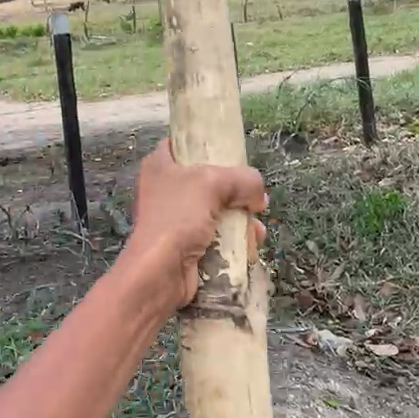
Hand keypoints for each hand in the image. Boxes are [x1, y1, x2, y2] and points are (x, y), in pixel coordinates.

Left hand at [118, 139, 266, 318]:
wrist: (160, 273)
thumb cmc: (178, 217)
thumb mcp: (213, 183)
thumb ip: (243, 180)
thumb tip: (258, 195)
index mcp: (161, 165)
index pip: (183, 144)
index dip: (207, 144)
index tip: (233, 152)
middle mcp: (166, 188)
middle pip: (209, 181)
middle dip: (236, 192)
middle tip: (255, 200)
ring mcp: (176, 219)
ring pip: (218, 211)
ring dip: (241, 221)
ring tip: (256, 231)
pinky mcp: (186, 245)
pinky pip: (217, 237)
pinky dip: (234, 242)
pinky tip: (250, 247)